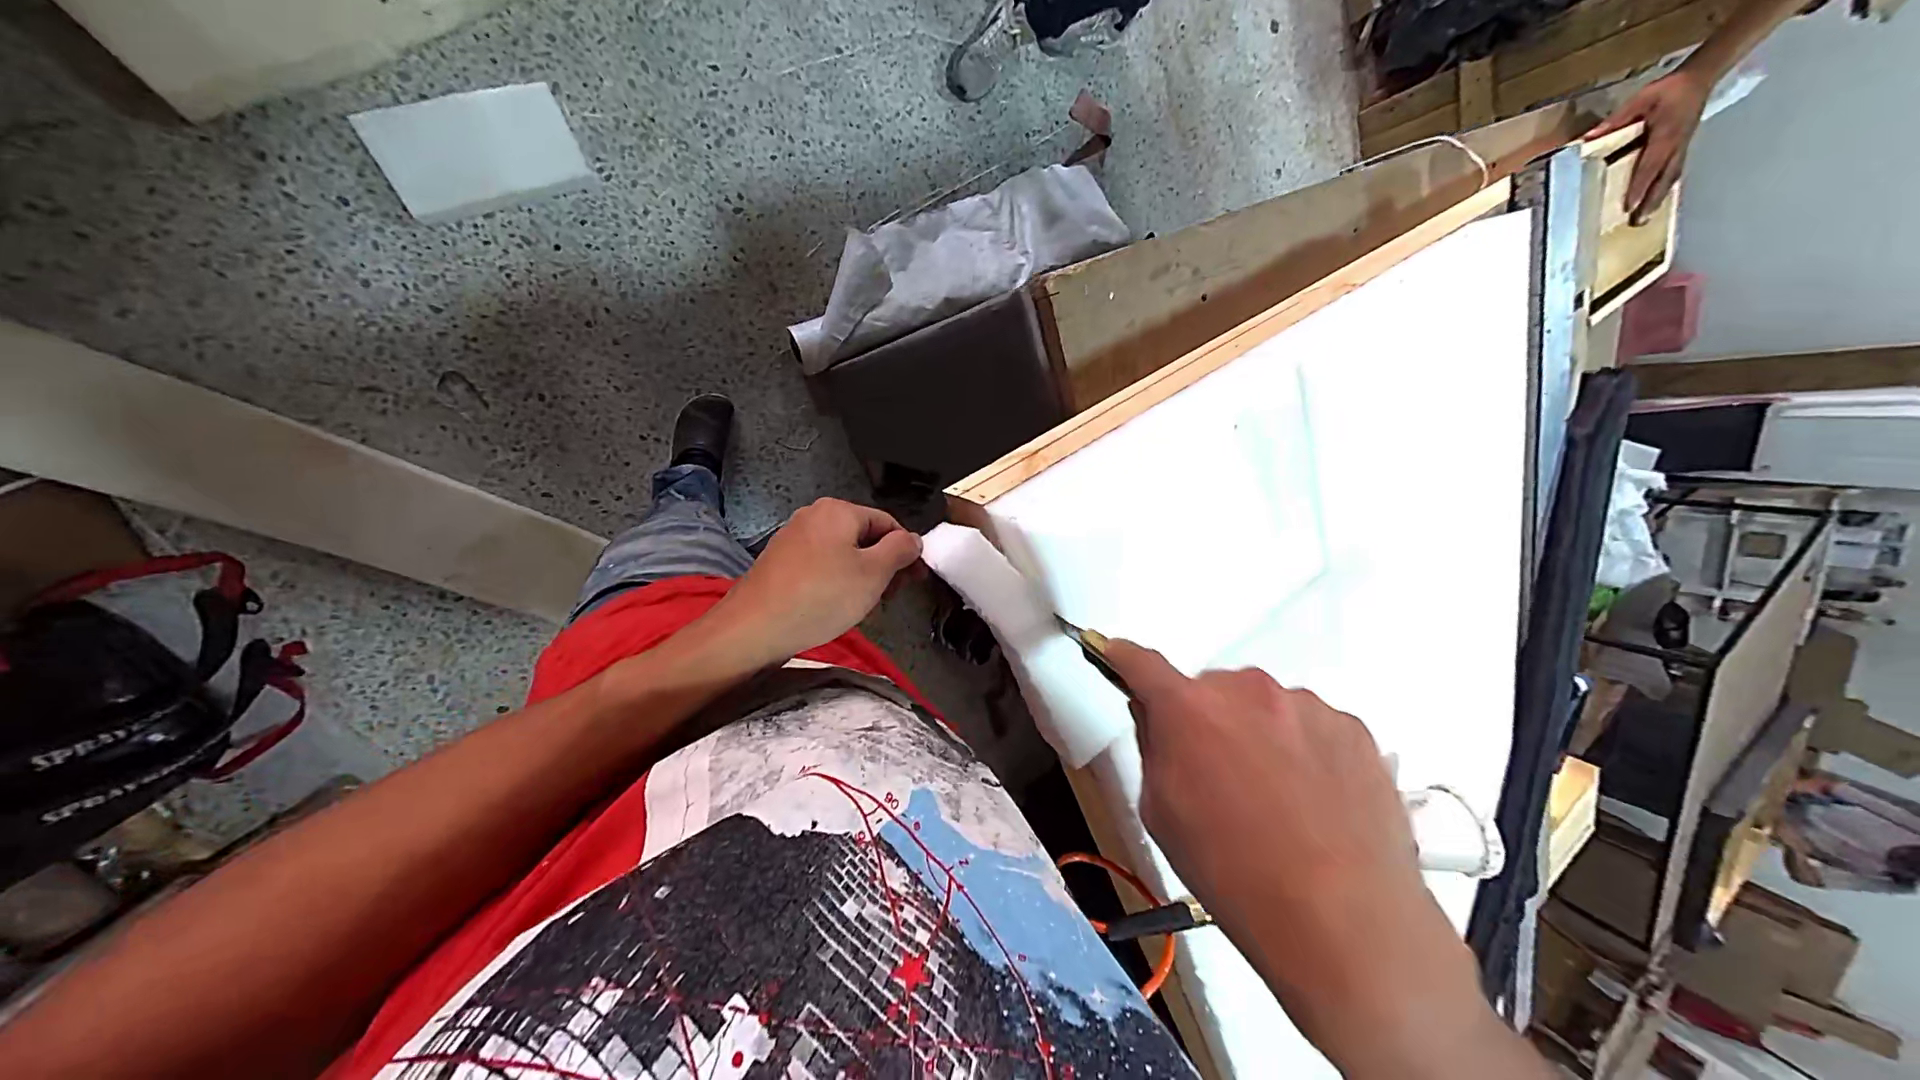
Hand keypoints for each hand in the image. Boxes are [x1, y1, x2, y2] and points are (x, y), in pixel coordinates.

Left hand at [706, 498, 921, 665]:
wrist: (756, 628)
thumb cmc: (819, 598)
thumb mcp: (875, 573)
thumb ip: (900, 550)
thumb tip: (912, 539)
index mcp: (838, 510)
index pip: (889, 523)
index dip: (907, 552)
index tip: (914, 579)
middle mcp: (814, 516)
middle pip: (865, 536)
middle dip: (883, 566)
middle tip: (890, 595)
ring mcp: (794, 538)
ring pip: (843, 553)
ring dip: (861, 577)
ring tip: (863, 605)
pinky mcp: (781, 561)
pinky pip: (821, 565)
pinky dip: (835, 582)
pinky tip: (834, 606)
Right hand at [1105, 643, 1541, 1078]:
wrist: (1342, 919)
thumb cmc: (1236, 872)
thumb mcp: (1161, 813)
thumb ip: (1153, 748)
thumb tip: (1157, 719)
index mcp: (1189, 710)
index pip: (1141, 664)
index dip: (1121, 655)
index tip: (1112, 649)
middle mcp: (1246, 691)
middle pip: (1210, 690)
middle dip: (1206, 718)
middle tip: (1218, 773)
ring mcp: (1305, 706)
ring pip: (1264, 706)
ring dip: (1258, 734)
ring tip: (1275, 799)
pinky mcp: (1352, 727)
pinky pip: (1310, 725)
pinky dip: (1303, 750)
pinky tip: (1311, 801)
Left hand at [1587, 68, 1709, 225]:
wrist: (1700, 78)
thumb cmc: (1669, 89)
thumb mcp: (1641, 99)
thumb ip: (1616, 119)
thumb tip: (1589, 137)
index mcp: (1666, 134)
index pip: (1650, 165)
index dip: (1640, 185)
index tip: (1629, 205)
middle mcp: (1676, 145)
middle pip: (1664, 178)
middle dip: (1650, 201)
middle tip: (1637, 222)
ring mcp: (1681, 148)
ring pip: (1670, 178)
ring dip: (1657, 199)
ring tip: (1643, 219)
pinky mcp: (1681, 148)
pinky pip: (1672, 172)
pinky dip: (1663, 188)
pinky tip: (1654, 201)